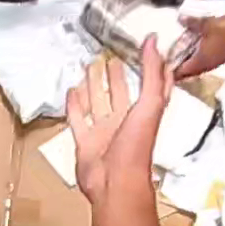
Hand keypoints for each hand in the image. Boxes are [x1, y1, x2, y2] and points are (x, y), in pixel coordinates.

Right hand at [66, 36, 171, 203]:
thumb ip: (152, 73)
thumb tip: (152, 42)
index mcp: (144, 112)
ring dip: (94, 85)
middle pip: (120, 92)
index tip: (149, 49)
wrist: (115, 183)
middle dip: (116, 75)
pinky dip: (74, 106)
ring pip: (97, 102)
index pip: (151, 85)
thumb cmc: (137, 150)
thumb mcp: (151, 104)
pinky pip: (78, 120)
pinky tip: (71, 92)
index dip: (152, 67)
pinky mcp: (85, 143)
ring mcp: (104, 132)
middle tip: (111, 56)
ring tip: (89, 67)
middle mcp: (124, 121)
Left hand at [174, 15, 224, 79]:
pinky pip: (203, 64)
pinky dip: (196, 60)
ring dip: (188, 64)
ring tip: (181, 55)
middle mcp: (204, 67)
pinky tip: (195, 52)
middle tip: (171, 60)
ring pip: (195, 70)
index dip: (171, 70)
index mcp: (198, 62)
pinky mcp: (218, 60)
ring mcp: (212, 65)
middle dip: (178, 68)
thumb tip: (179, 19)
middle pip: (187, 73)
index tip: (164, 64)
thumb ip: (192, 23)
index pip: (180, 72)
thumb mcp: (206, 24)